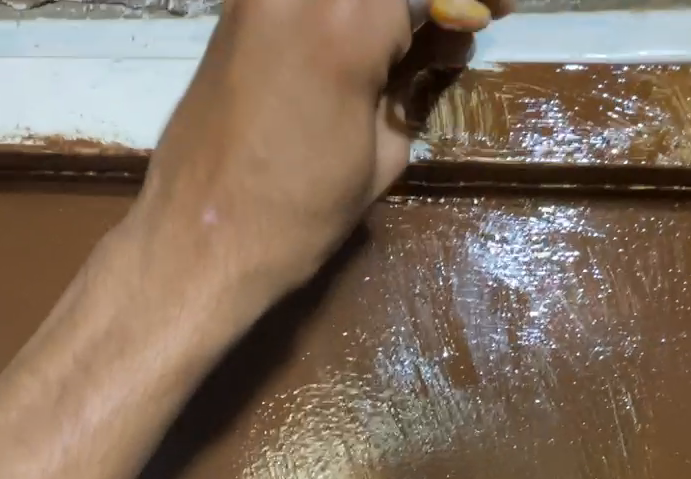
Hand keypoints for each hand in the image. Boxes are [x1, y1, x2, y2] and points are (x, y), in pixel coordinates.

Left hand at [119, 0, 502, 333]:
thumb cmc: (294, 220)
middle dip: (418, 2)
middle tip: (446, 23)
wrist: (198, 243)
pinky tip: (356, 39)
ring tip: (403, 39)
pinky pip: (299, 1)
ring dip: (377, 11)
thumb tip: (442, 43)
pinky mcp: (232, 9)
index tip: (491, 12)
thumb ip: (415, 87)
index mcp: (349, 15)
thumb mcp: (381, 159)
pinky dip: (336, 13)